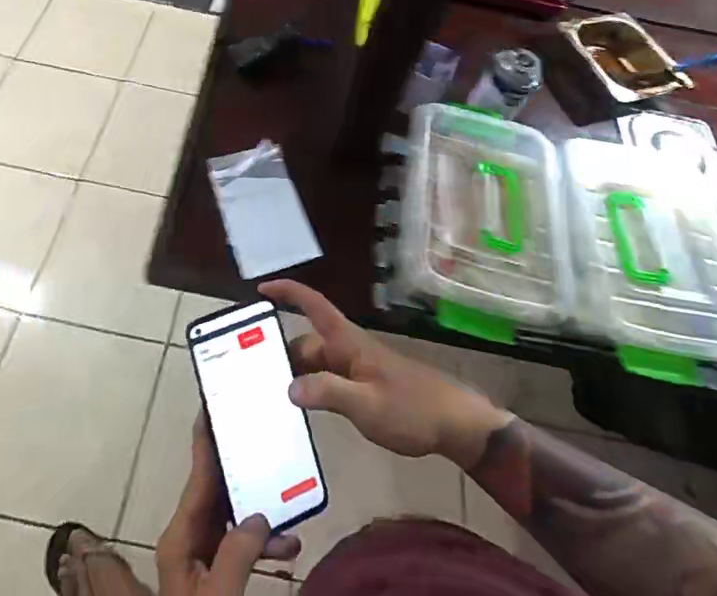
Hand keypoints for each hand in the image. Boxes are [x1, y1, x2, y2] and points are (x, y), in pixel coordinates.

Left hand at [156, 412, 299, 595]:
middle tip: (261, 447)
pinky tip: (288, 546)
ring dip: (260, 516)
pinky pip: (238, 545)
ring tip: (290, 515)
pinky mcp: (214, 571)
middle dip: (239, 474)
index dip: (204, 444)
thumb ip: (238, 555)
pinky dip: (262, 543)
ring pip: (230, 519)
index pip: (196, 480)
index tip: (210, 409)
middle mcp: (187, 537)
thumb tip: (260, 518)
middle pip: (214, 493)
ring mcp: (200, 554)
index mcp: (180, 537)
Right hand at [260, 280, 511, 468]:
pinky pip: (329, 379)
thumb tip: (288, 388)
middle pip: (307, 342)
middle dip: (281, 353)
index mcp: (347, 342)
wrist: (461, 427)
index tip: (261, 289)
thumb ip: (327, 393)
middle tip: (255, 372)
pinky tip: (305, 408)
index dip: (288, 292)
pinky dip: (313, 387)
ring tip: (274, 393)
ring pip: (317, 363)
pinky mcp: (366, 386)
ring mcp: (358, 367)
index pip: (313, 305)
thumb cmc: (413, 409)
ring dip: (297, 374)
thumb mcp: (367, 405)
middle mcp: (349, 348)